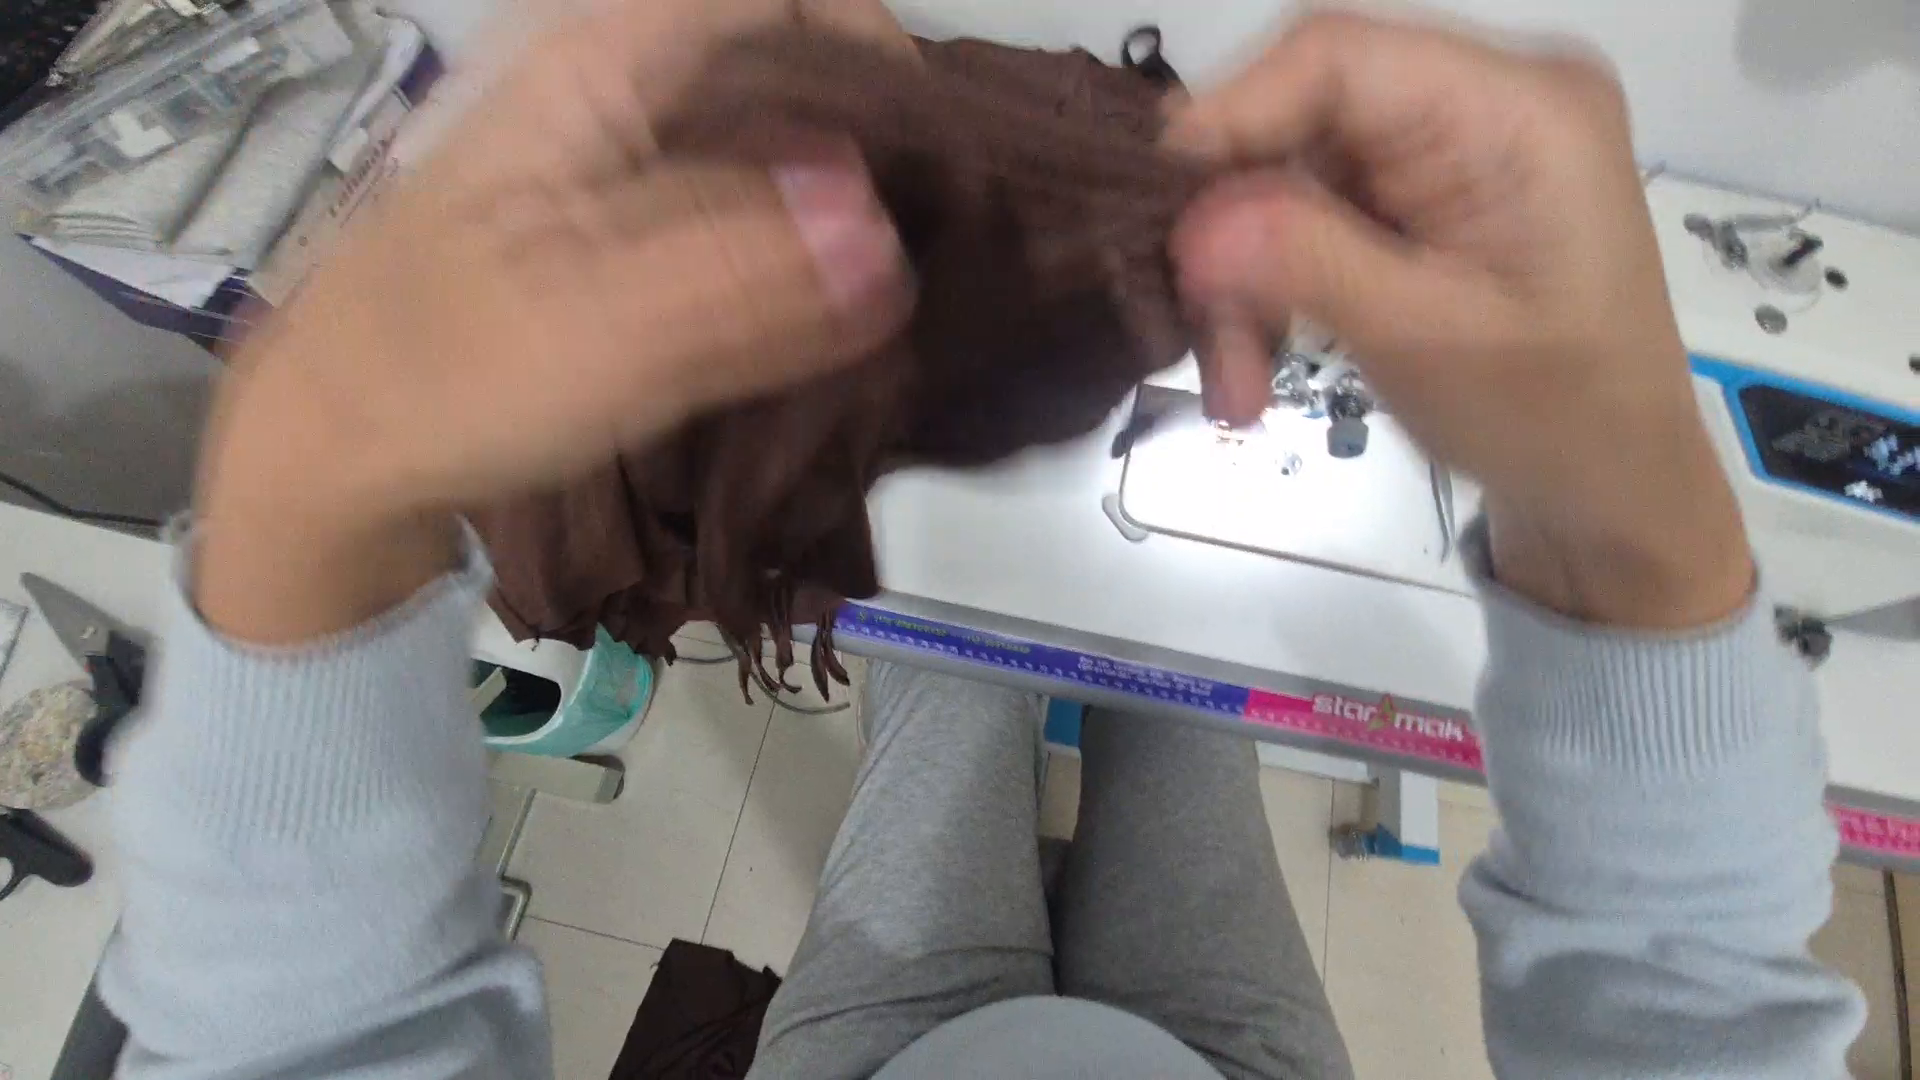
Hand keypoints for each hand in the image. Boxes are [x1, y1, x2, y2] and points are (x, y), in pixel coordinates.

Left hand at [195, 0, 916, 641]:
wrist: (351, 444)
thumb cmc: (449, 379)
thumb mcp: (600, 332)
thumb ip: (742, 281)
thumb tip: (886, 243)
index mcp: (601, 72)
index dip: (870, 48)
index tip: (934, 150)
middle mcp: (620, 96)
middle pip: (781, 68)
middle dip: (871, 137)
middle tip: (934, 228)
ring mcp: (627, 168)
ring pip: (769, 145)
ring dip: (844, 200)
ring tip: (903, 273)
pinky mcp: (633, 235)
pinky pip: (746, 213)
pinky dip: (804, 249)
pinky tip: (836, 302)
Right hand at [1165, 13, 1752, 626]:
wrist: (1595, 476)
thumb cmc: (1547, 413)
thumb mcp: (1426, 337)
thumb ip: (1310, 265)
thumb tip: (1192, 228)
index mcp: (1509, 109)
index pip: (1333, 59)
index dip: (1225, 118)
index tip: (1151, 208)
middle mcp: (1468, 109)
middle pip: (1292, 130)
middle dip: (1228, 238)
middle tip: (1198, 335)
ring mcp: (1431, 162)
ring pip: (1278, 194)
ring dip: (1238, 291)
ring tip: (1236, 384)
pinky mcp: (1402, 213)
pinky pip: (1294, 236)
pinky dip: (1260, 304)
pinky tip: (1254, 369)